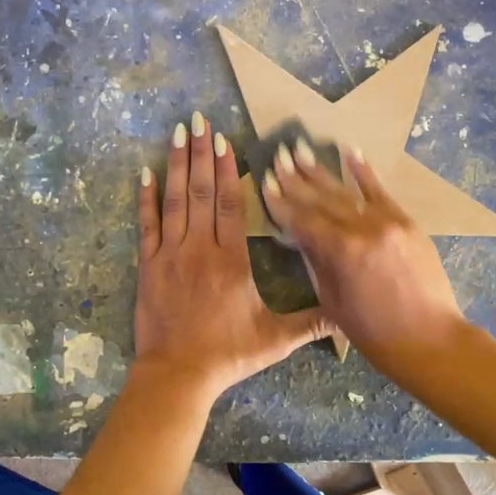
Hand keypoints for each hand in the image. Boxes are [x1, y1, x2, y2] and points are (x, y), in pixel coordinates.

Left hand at [134, 113, 333, 403]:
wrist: (177, 376)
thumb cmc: (228, 356)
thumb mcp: (276, 339)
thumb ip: (312, 322)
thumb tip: (349, 316)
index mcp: (232, 260)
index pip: (230, 204)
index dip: (229, 169)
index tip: (227, 140)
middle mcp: (200, 248)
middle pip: (202, 191)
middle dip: (202, 153)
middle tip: (199, 119)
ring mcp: (170, 255)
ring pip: (175, 200)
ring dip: (177, 164)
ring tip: (178, 133)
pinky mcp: (148, 267)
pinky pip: (147, 225)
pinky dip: (146, 198)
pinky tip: (146, 172)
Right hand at [261, 140, 464, 368]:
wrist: (430, 340)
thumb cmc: (373, 332)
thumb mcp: (333, 299)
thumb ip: (316, 262)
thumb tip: (299, 235)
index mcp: (341, 251)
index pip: (302, 219)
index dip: (281, 202)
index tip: (264, 183)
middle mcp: (363, 229)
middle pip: (321, 199)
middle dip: (296, 178)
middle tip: (277, 157)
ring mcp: (388, 222)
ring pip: (347, 192)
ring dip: (322, 171)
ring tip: (301, 150)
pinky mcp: (407, 223)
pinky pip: (381, 192)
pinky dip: (365, 172)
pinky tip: (349, 152)